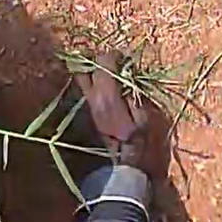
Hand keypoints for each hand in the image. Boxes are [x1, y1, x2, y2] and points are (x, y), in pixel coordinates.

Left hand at [71, 53, 163, 176]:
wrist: (119, 166)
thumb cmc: (135, 142)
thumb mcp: (143, 116)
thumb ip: (134, 95)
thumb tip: (127, 81)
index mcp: (107, 95)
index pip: (104, 62)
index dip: (113, 55)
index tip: (122, 57)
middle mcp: (91, 97)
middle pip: (83, 66)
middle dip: (95, 60)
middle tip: (108, 62)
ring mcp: (84, 105)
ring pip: (79, 79)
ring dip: (89, 72)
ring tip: (102, 73)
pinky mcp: (82, 114)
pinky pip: (81, 92)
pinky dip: (88, 85)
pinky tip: (98, 88)